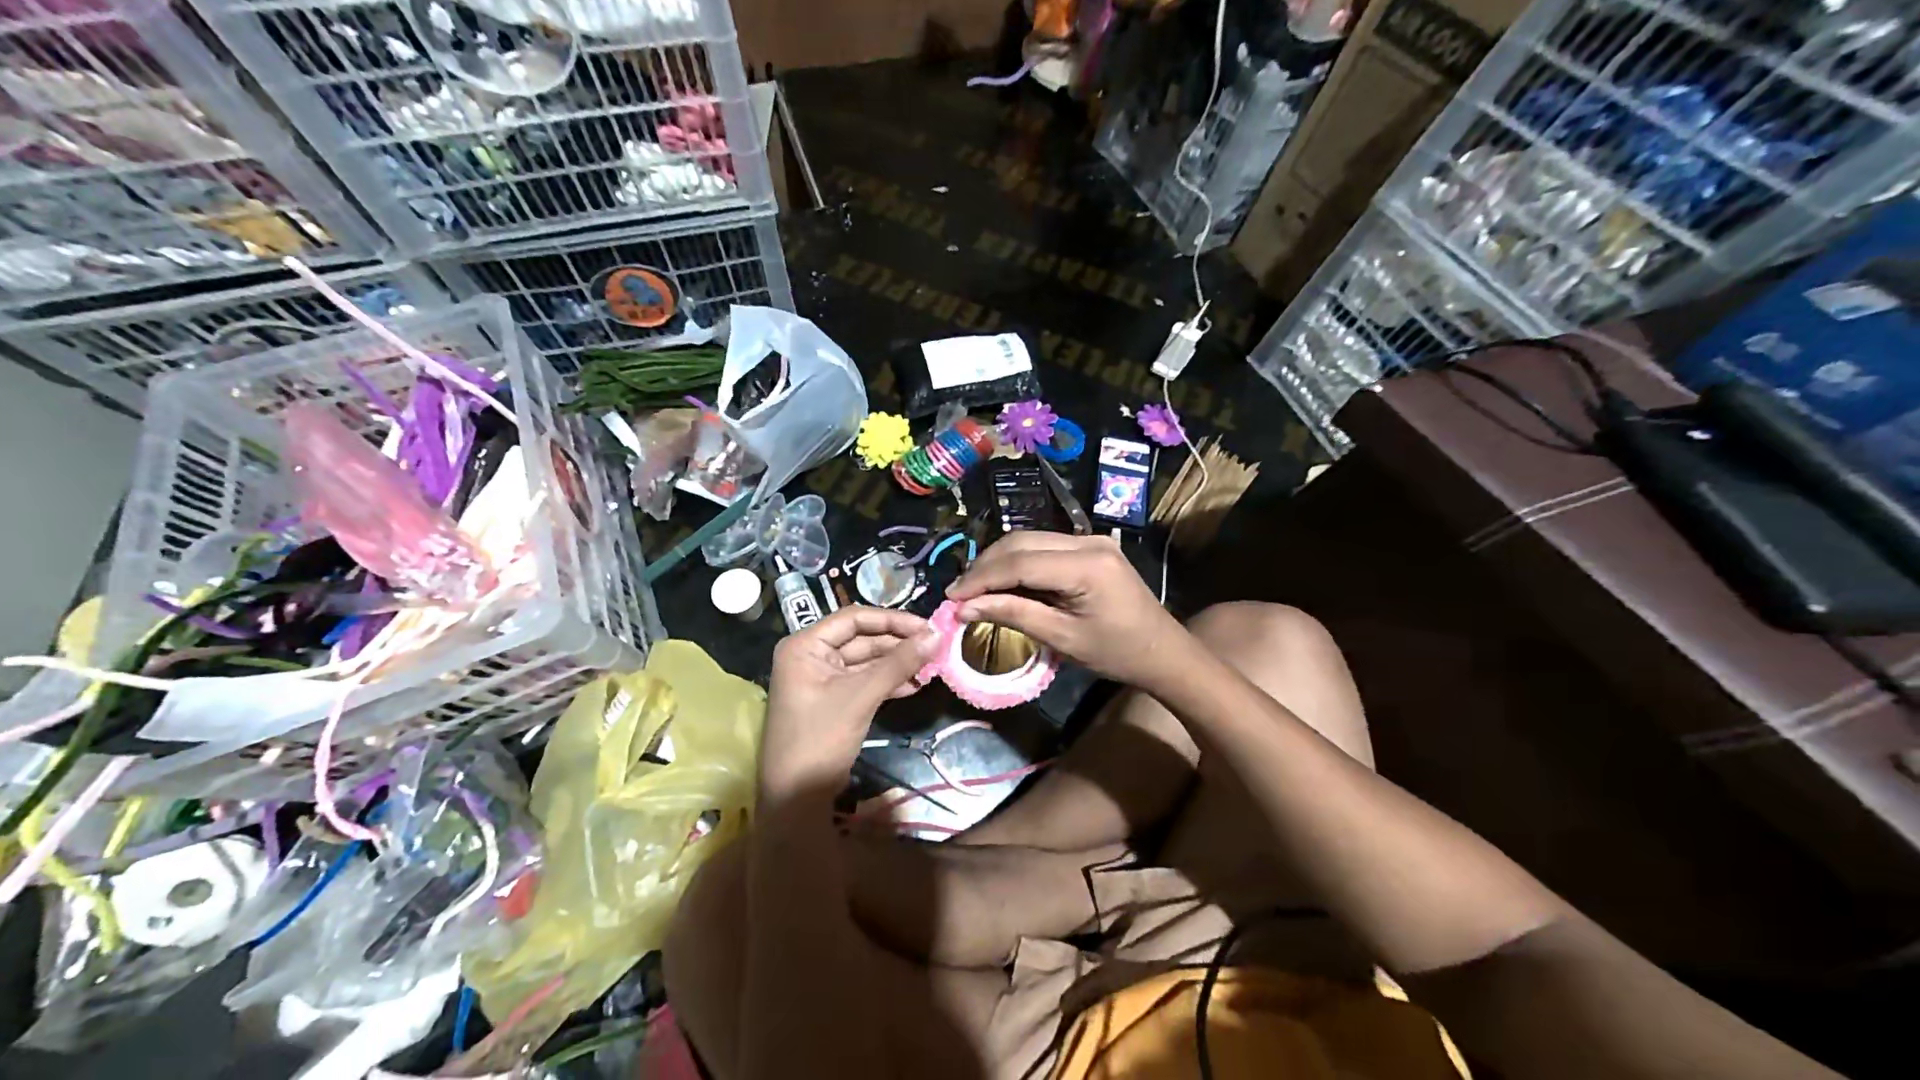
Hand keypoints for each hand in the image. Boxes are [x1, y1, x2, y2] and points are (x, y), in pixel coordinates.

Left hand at [762, 607, 937, 799]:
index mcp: (805, 645)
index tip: (928, 627)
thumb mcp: (861, 697)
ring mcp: (821, 679)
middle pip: (861, 638)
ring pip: (866, 661)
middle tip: (936, 648)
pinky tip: (914, 686)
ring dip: (897, 664)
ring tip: (931, 668)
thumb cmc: (820, 739)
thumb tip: (937, 635)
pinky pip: (864, 681)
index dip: (893, 620)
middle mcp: (811, 655)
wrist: (795, 798)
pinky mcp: (833, 699)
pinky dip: (887, 682)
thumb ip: (898, 664)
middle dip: (898, 644)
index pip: (854, 618)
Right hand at [945, 533, 1190, 689]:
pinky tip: (1004, 582)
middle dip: (985, 566)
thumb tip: (964, 608)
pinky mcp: (1091, 545)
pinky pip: (1044, 546)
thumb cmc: (1116, 653)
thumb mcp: (1062, 639)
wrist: (1163, 650)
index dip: (981, 578)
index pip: (1019, 562)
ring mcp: (1091, 539)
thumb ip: (1013, 615)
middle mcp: (1088, 541)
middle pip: (1021, 543)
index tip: (952, 597)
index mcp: (1086, 565)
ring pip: (1029, 540)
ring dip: (999, 562)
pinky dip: (1019, 562)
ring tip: (975, 590)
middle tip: (959, 595)